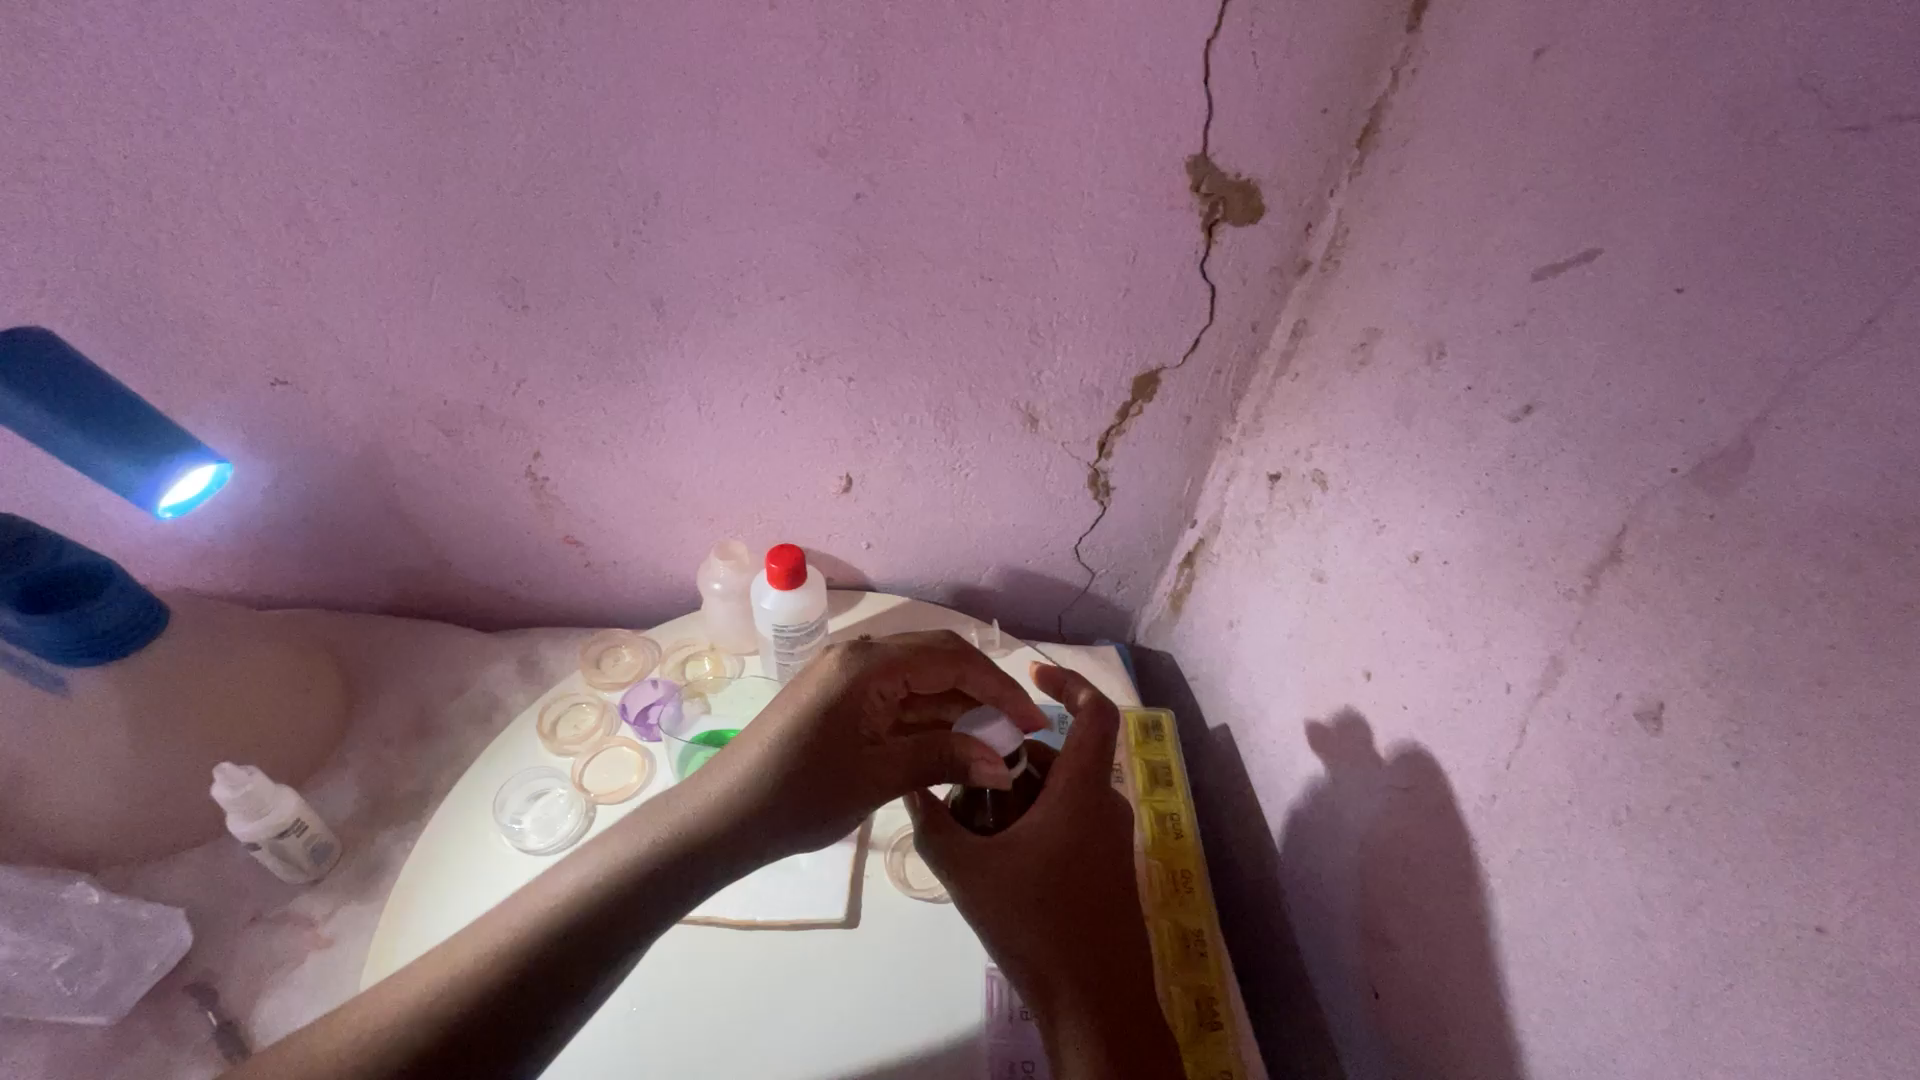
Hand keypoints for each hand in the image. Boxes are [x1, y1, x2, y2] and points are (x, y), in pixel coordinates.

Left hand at [685, 630, 1047, 860]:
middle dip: (984, 692)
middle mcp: (859, 655)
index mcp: (868, 664)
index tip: (1033, 723)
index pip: (953, 659)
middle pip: (939, 659)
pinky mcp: (839, 697)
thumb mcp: (878, 777)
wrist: (720, 819)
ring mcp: (846, 675)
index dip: (1000, 689)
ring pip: (920, 679)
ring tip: (994, 743)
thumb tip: (1003, 763)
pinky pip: (897, 696)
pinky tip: (953, 743)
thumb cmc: (797, 797)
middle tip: (1019, 732)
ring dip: (957, 706)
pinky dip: (928, 716)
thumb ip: (943, 758)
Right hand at [907, 664, 1175, 1076]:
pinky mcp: (1109, 868)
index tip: (1031, 672)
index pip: (1096, 712)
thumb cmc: (1036, 927)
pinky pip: (1075, 820)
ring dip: (1025, 790)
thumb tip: (907, 784)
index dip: (1070, 681)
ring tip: (975, 814)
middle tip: (970, 765)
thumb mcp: (969, 873)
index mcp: (1083, 791)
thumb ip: (933, 823)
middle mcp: (1106, 806)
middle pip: (1066, 754)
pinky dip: (1040, 817)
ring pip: (1068, 791)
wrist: (1096, 1005)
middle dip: (1019, 752)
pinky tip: (1001, 852)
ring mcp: (1112, 840)